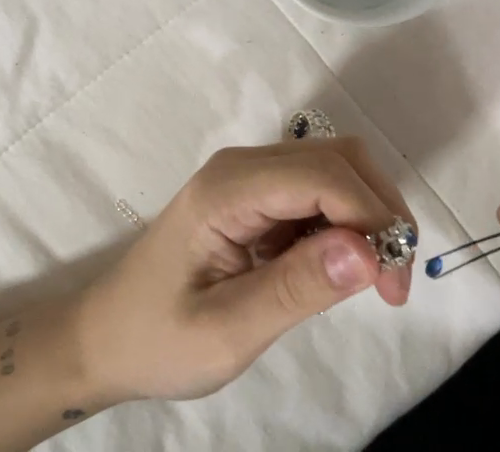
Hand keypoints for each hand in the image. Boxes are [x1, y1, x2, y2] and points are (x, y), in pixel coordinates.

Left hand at [76, 138, 414, 404]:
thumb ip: (297, 288)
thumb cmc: (157, 339)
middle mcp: (242, 167)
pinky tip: (337, 270)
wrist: (105, 339)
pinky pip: (317, 194)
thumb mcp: (227, 330)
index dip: (373, 219)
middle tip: (392, 284)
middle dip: (379, 212)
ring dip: (367, 216)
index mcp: (228, 189)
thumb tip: (369, 251)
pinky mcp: (255, 198)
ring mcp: (248, 179)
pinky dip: (344, 224)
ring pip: (334, 170)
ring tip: (373, 280)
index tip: (394, 287)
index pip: (324, 175)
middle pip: (338, 159)